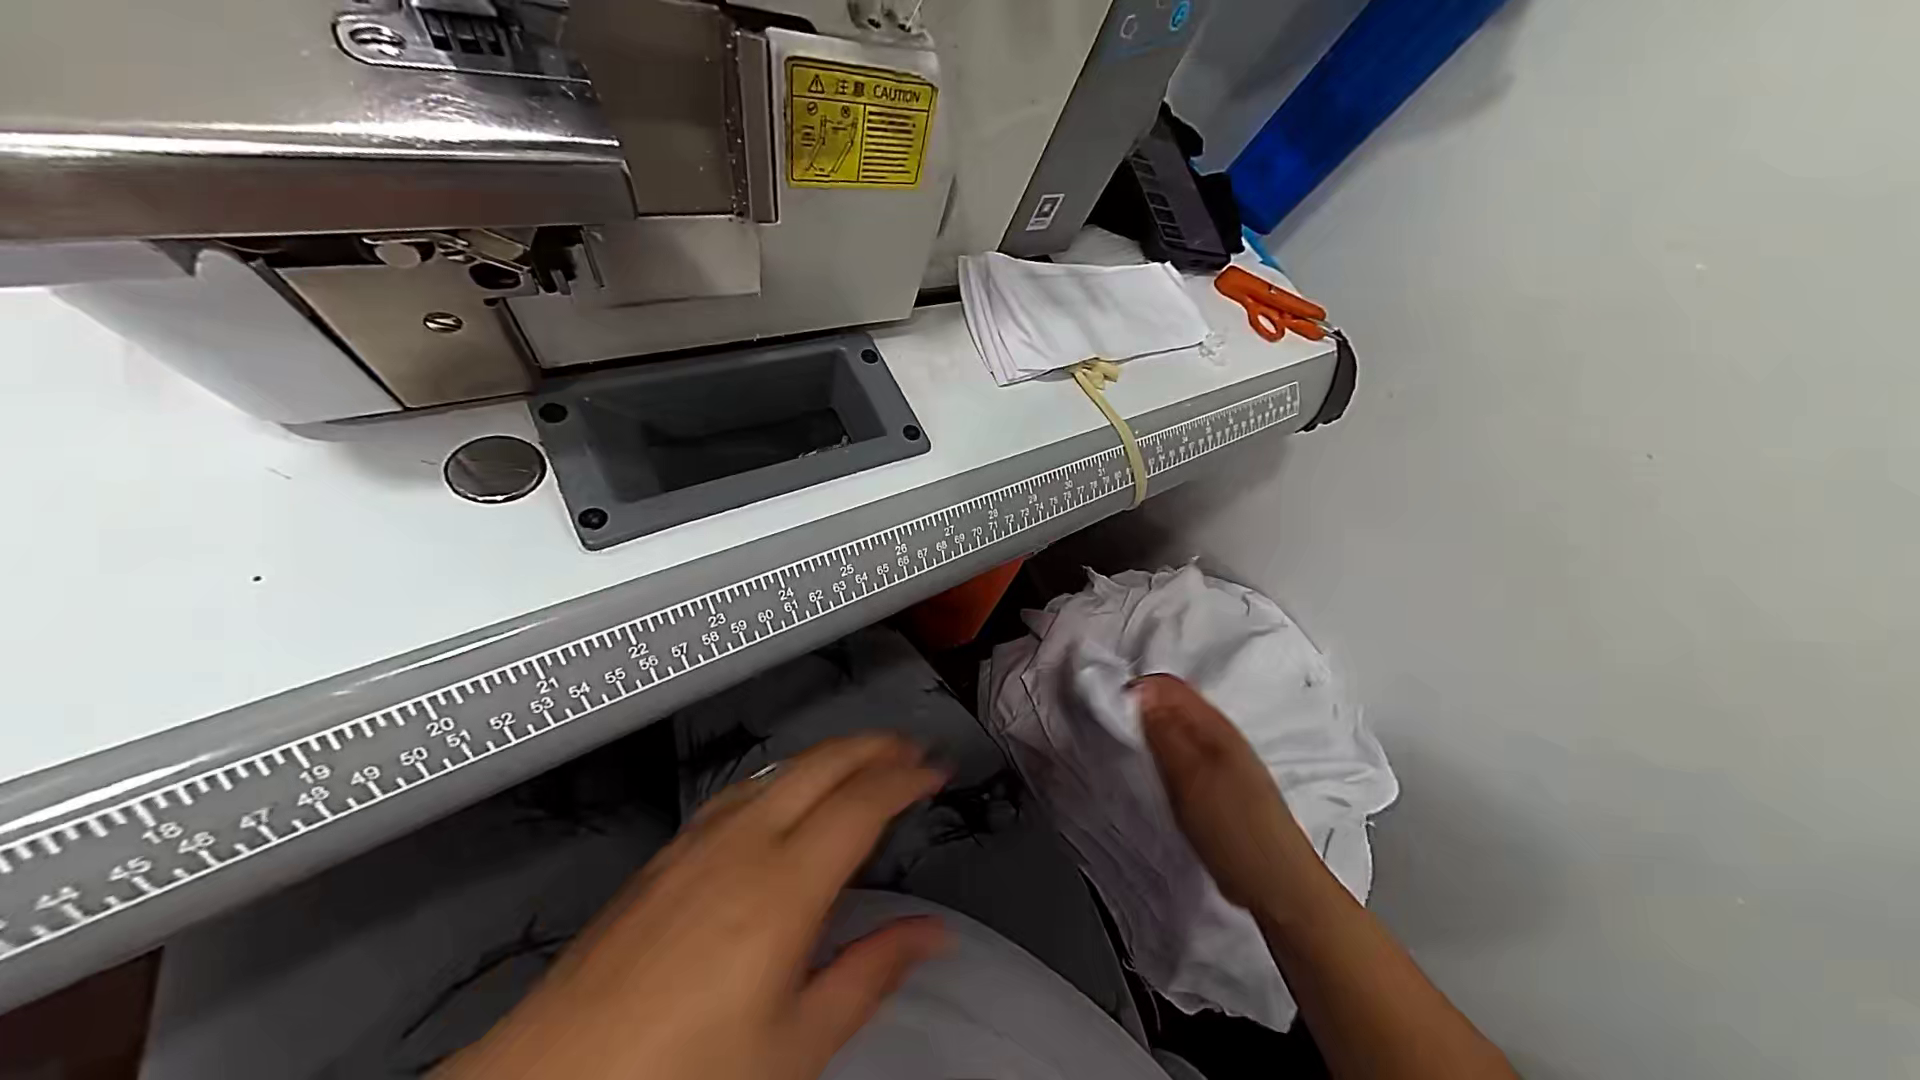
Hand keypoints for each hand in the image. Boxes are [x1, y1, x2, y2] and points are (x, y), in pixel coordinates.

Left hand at [437, 735, 951, 1079]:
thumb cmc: (684, 1076)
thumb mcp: (797, 1044)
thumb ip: (872, 972)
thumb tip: (933, 934)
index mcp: (785, 884)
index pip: (863, 803)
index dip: (906, 778)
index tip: (936, 771)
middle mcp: (743, 843)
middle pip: (822, 765)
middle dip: (874, 746)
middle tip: (910, 749)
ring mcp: (698, 841)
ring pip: (779, 770)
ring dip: (829, 755)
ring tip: (861, 759)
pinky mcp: (665, 854)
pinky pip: (740, 791)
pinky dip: (782, 776)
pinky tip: (782, 793)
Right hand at [1131, 673, 1306, 908]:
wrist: (1277, 886)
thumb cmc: (1236, 831)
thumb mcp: (1191, 776)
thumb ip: (1164, 731)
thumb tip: (1140, 690)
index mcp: (1215, 725)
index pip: (1167, 685)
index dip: (1136, 690)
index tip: (1109, 711)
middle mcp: (1220, 736)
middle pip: (1172, 703)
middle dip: (1141, 709)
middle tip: (1113, 732)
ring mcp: (1222, 761)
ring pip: (1177, 729)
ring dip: (1151, 733)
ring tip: (1129, 753)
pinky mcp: (1219, 786)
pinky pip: (1183, 755)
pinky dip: (1164, 757)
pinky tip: (1155, 777)